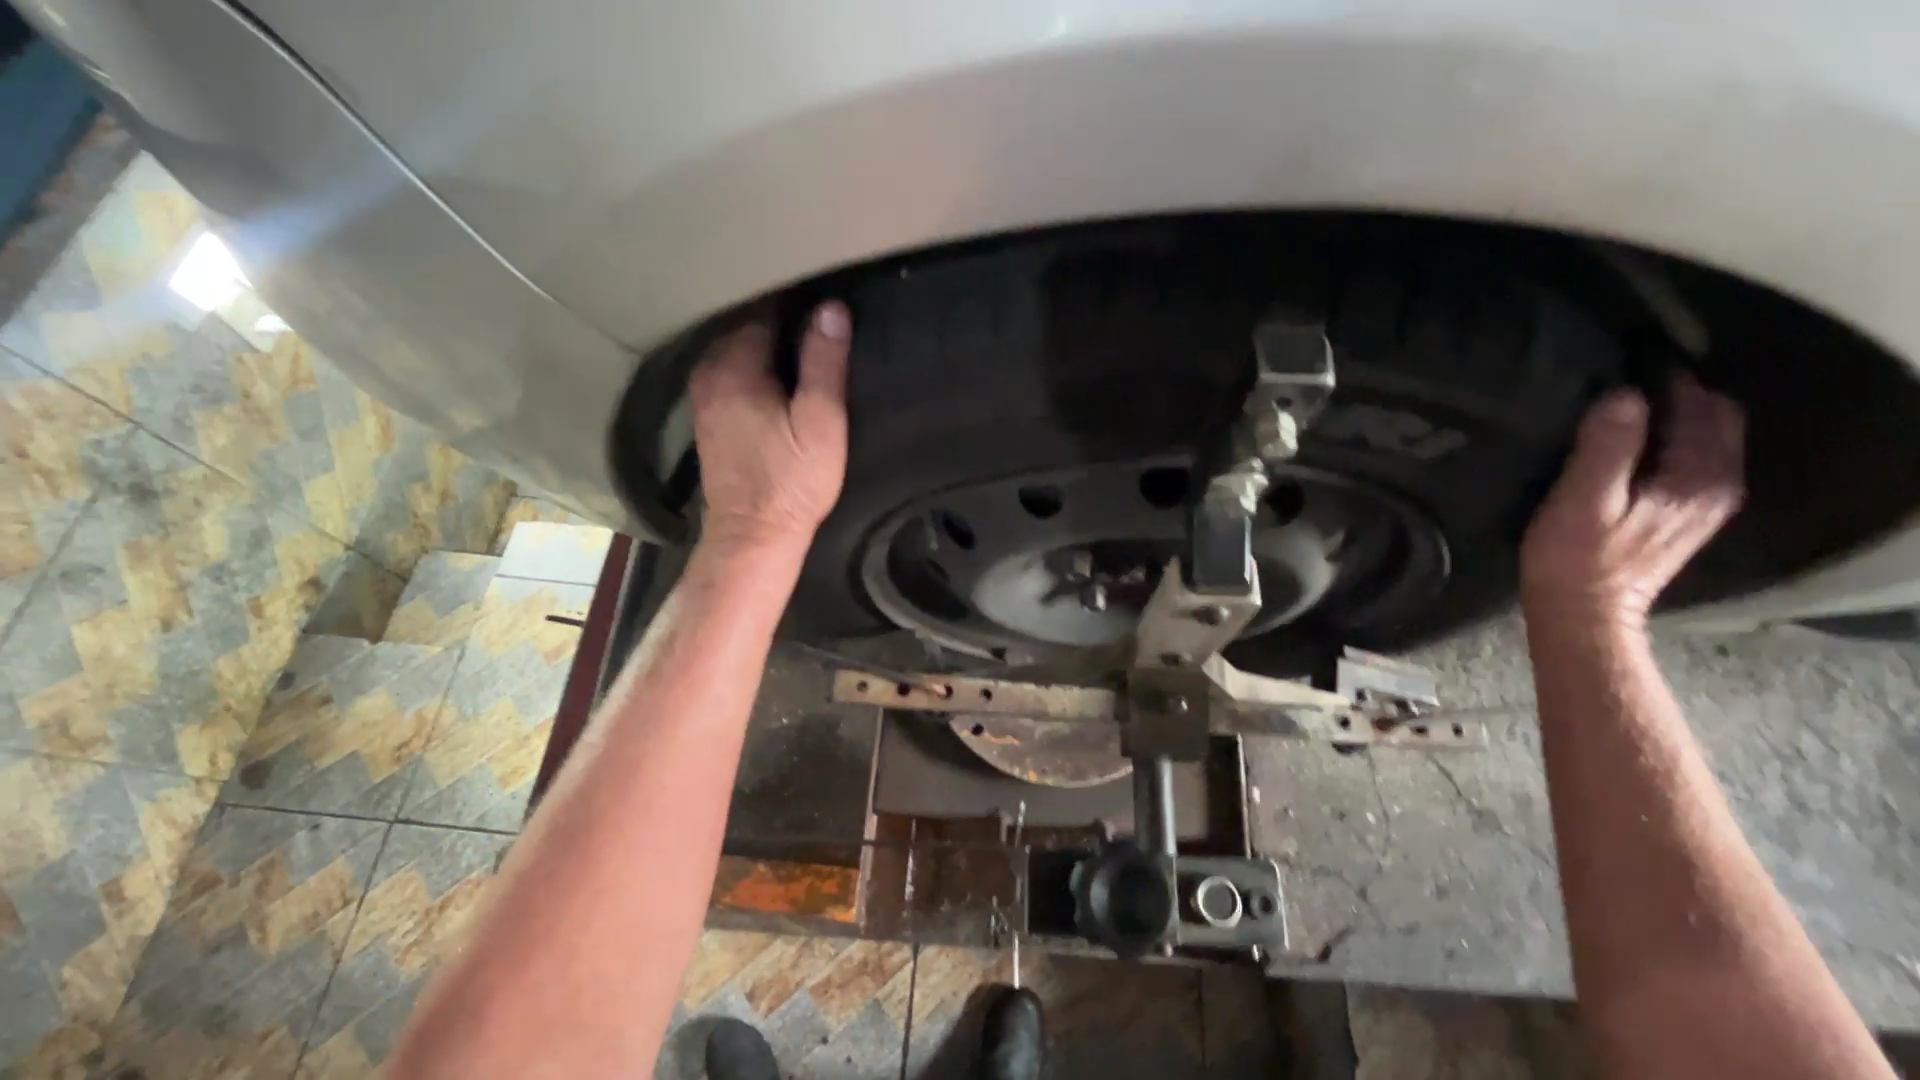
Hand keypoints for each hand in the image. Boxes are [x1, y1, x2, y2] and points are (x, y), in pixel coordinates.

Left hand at [687, 302, 850, 551]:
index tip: (827, 307)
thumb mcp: (821, 421)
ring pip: (737, 349)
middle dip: (782, 323)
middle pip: (747, 326)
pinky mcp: (705, 414)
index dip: (799, 307)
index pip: (766, 310)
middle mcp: (708, 370)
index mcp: (734, 364)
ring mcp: (702, 393)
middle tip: (821, 327)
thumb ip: (824, 363)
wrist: (753, 534)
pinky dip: (752, 368)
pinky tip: (779, 380)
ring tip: (805, 350)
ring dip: (767, 347)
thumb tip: (831, 308)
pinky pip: (730, 372)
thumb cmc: (792, 481)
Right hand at [1521, 373, 1744, 629]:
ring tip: (1622, 403)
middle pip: (1715, 414)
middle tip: (1622, 377)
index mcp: (1699, 476)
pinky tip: (1629, 441)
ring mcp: (1708, 500)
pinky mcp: (1688, 512)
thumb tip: (1624, 395)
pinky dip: (1670, 438)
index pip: (1698, 402)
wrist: (1583, 615)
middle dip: (1677, 390)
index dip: (1663, 375)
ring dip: (1673, 414)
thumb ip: (1608, 447)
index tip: (1621, 356)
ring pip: (1706, 434)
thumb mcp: (1583, 501)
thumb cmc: (1575, 560)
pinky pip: (1693, 456)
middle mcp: (1719, 483)